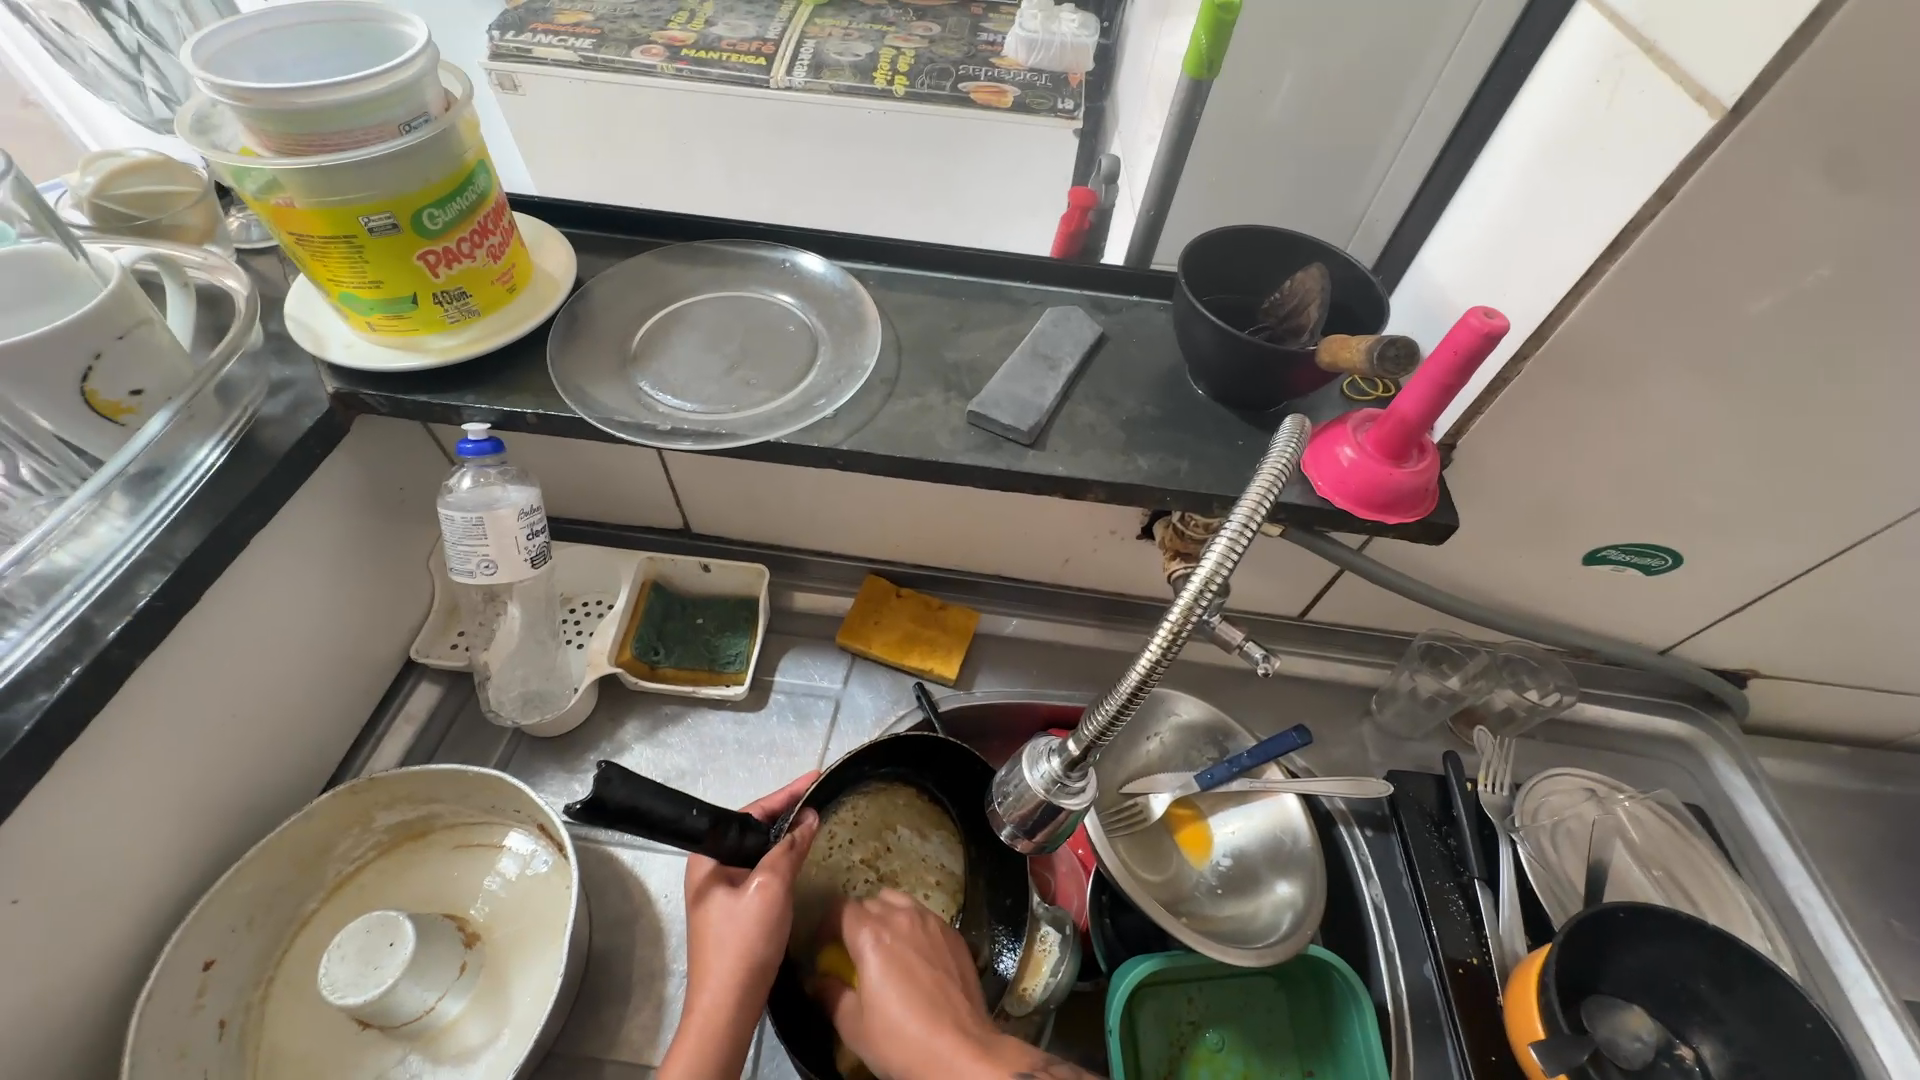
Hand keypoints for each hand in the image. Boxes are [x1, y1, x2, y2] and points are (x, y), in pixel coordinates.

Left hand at [661, 773, 820, 1079]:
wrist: (728, 1008)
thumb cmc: (744, 942)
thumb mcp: (771, 887)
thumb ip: (789, 848)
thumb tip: (809, 818)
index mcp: (708, 858)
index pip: (750, 813)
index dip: (785, 794)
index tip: (814, 777)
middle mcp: (710, 869)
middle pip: (753, 830)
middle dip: (786, 812)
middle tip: (818, 796)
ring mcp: (722, 891)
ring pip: (759, 852)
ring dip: (786, 837)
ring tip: (815, 819)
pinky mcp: (735, 910)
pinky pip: (762, 872)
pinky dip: (783, 860)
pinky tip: (802, 857)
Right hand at [813, 890, 1105, 1079]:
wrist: (960, 1050)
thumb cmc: (901, 1040)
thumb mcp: (853, 1026)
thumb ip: (831, 994)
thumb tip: (818, 981)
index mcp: (872, 935)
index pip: (841, 909)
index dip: (829, 925)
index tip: (826, 947)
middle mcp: (902, 918)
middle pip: (871, 902)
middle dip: (857, 921)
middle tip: (855, 951)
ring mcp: (932, 922)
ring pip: (900, 901)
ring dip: (887, 915)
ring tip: (887, 945)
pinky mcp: (953, 933)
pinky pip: (926, 916)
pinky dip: (914, 925)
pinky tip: (917, 954)